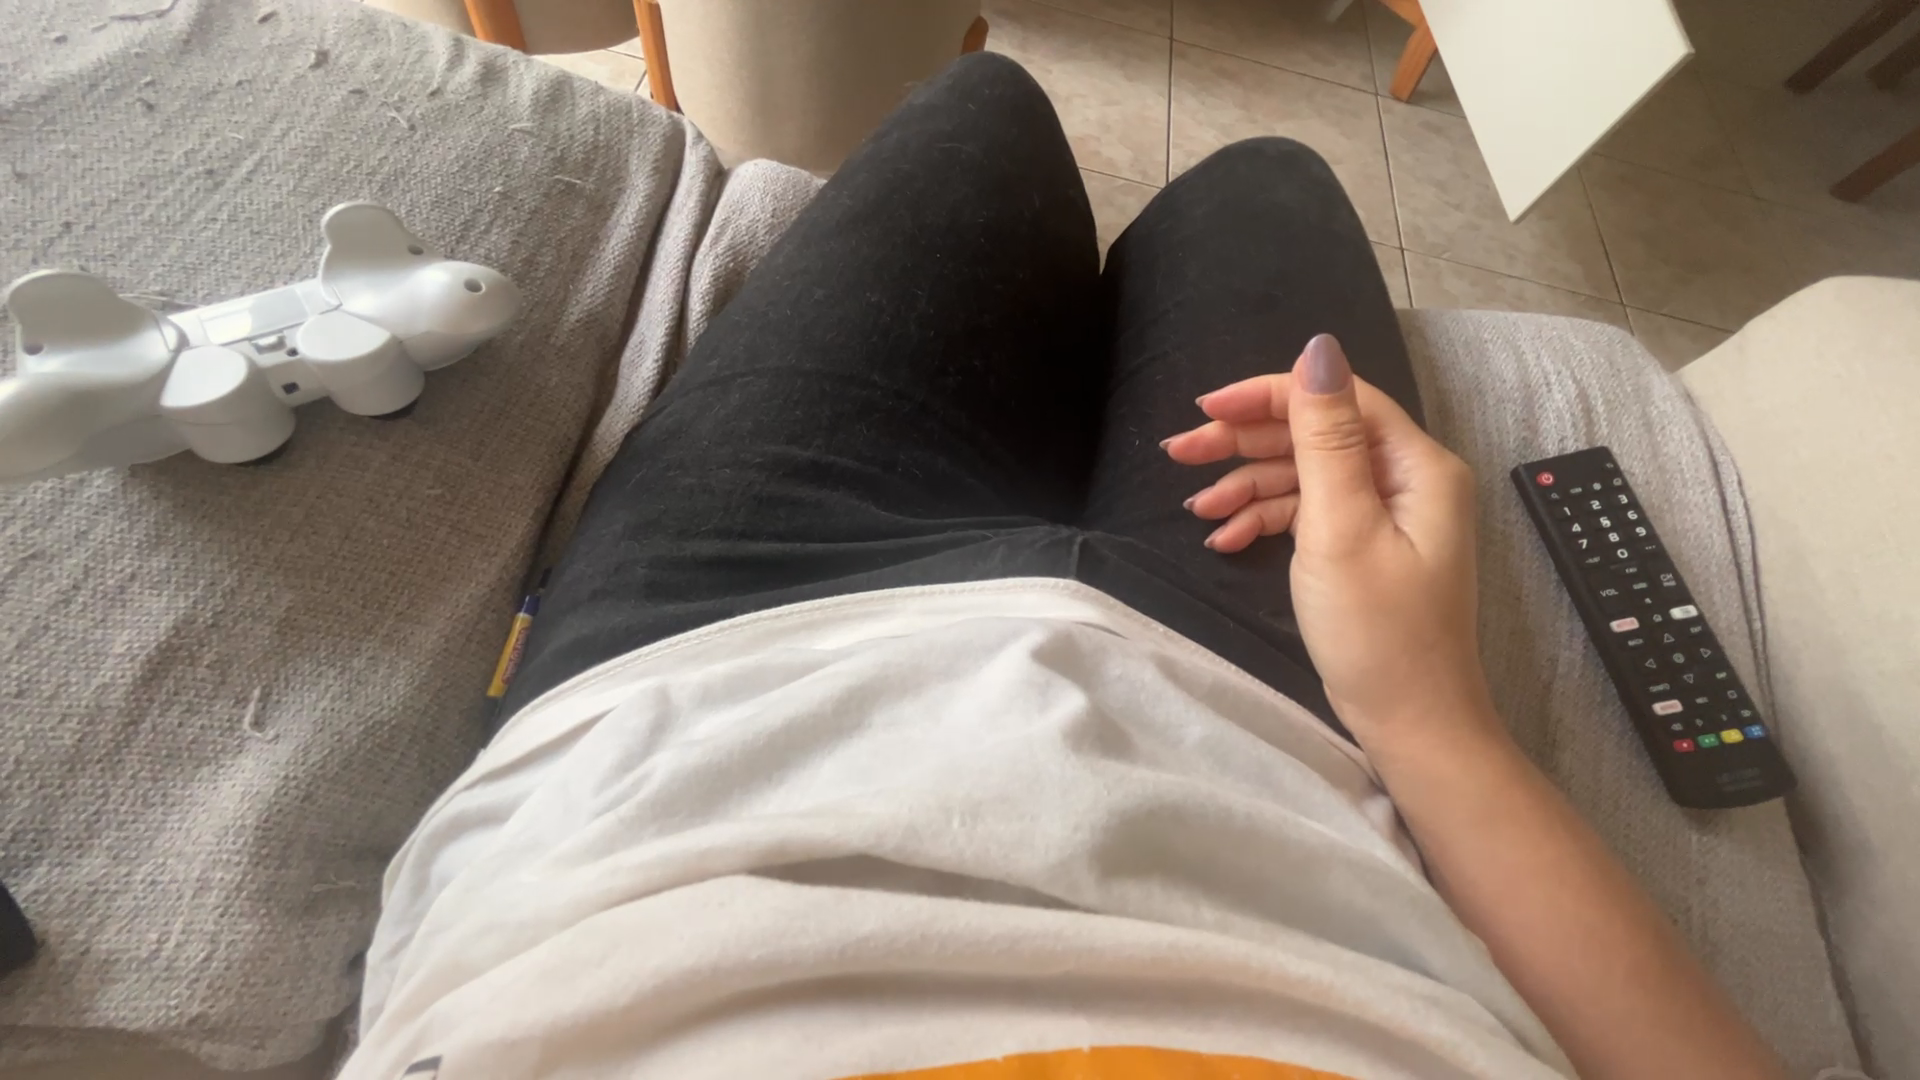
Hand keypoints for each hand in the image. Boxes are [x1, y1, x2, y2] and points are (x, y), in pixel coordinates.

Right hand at [1162, 334, 1497, 743]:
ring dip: (1246, 486)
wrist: (1408, 720)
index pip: (1336, 399)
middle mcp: (1402, 478)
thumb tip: (1318, 350)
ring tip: (1195, 510)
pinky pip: (1305, 513)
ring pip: (1302, 475)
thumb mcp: (1340, 527)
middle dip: (1244, 442)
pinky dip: (1263, 520)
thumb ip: (1325, 438)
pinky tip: (1225, 539)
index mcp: (1413, 464)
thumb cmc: (1376, 629)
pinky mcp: (1360, 544)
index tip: (1204, 408)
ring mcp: (1381, 513)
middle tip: (1179, 454)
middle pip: (1312, 435)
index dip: (1268, 394)